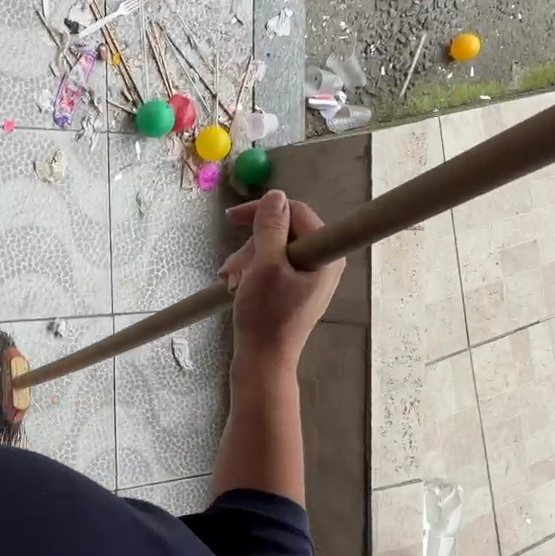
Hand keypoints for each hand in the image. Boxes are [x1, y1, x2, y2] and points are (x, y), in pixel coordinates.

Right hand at [220, 190, 344, 366]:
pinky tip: (235, 284)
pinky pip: (271, 266)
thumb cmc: (266, 314)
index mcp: (324, 254)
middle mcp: (321, 261)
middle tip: (232, 268)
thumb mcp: (264, 265)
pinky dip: (250, 271)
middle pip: (281, 231)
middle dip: (251, 245)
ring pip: (271, 248)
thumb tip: (276, 196)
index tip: (231, 218)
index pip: (296, 212)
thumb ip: (270, 228)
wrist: (263, 359)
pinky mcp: (294, 288)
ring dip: (246, 260)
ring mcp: (308, 276)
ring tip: (231, 280)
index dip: (262, 210)